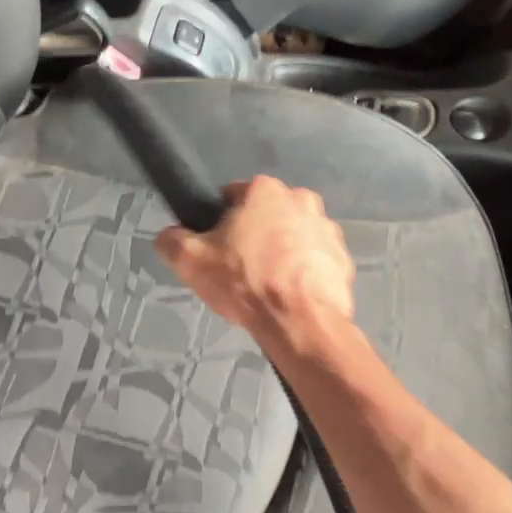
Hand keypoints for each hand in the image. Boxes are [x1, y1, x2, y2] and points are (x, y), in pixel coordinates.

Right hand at [155, 176, 355, 338]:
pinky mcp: (343, 259)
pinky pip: (314, 261)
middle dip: (253, 235)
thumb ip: (171, 241)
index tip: (215, 247)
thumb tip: (168, 236)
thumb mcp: (191, 261)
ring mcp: (327, 229)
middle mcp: (301, 199)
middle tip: (238, 268)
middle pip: (266, 215)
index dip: (218, 221)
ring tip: (265, 286)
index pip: (232, 196)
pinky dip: (302, 273)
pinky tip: (289, 296)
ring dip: (280, 253)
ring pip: (293, 236)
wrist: (300, 322)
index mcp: (265, 190)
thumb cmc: (245, 282)